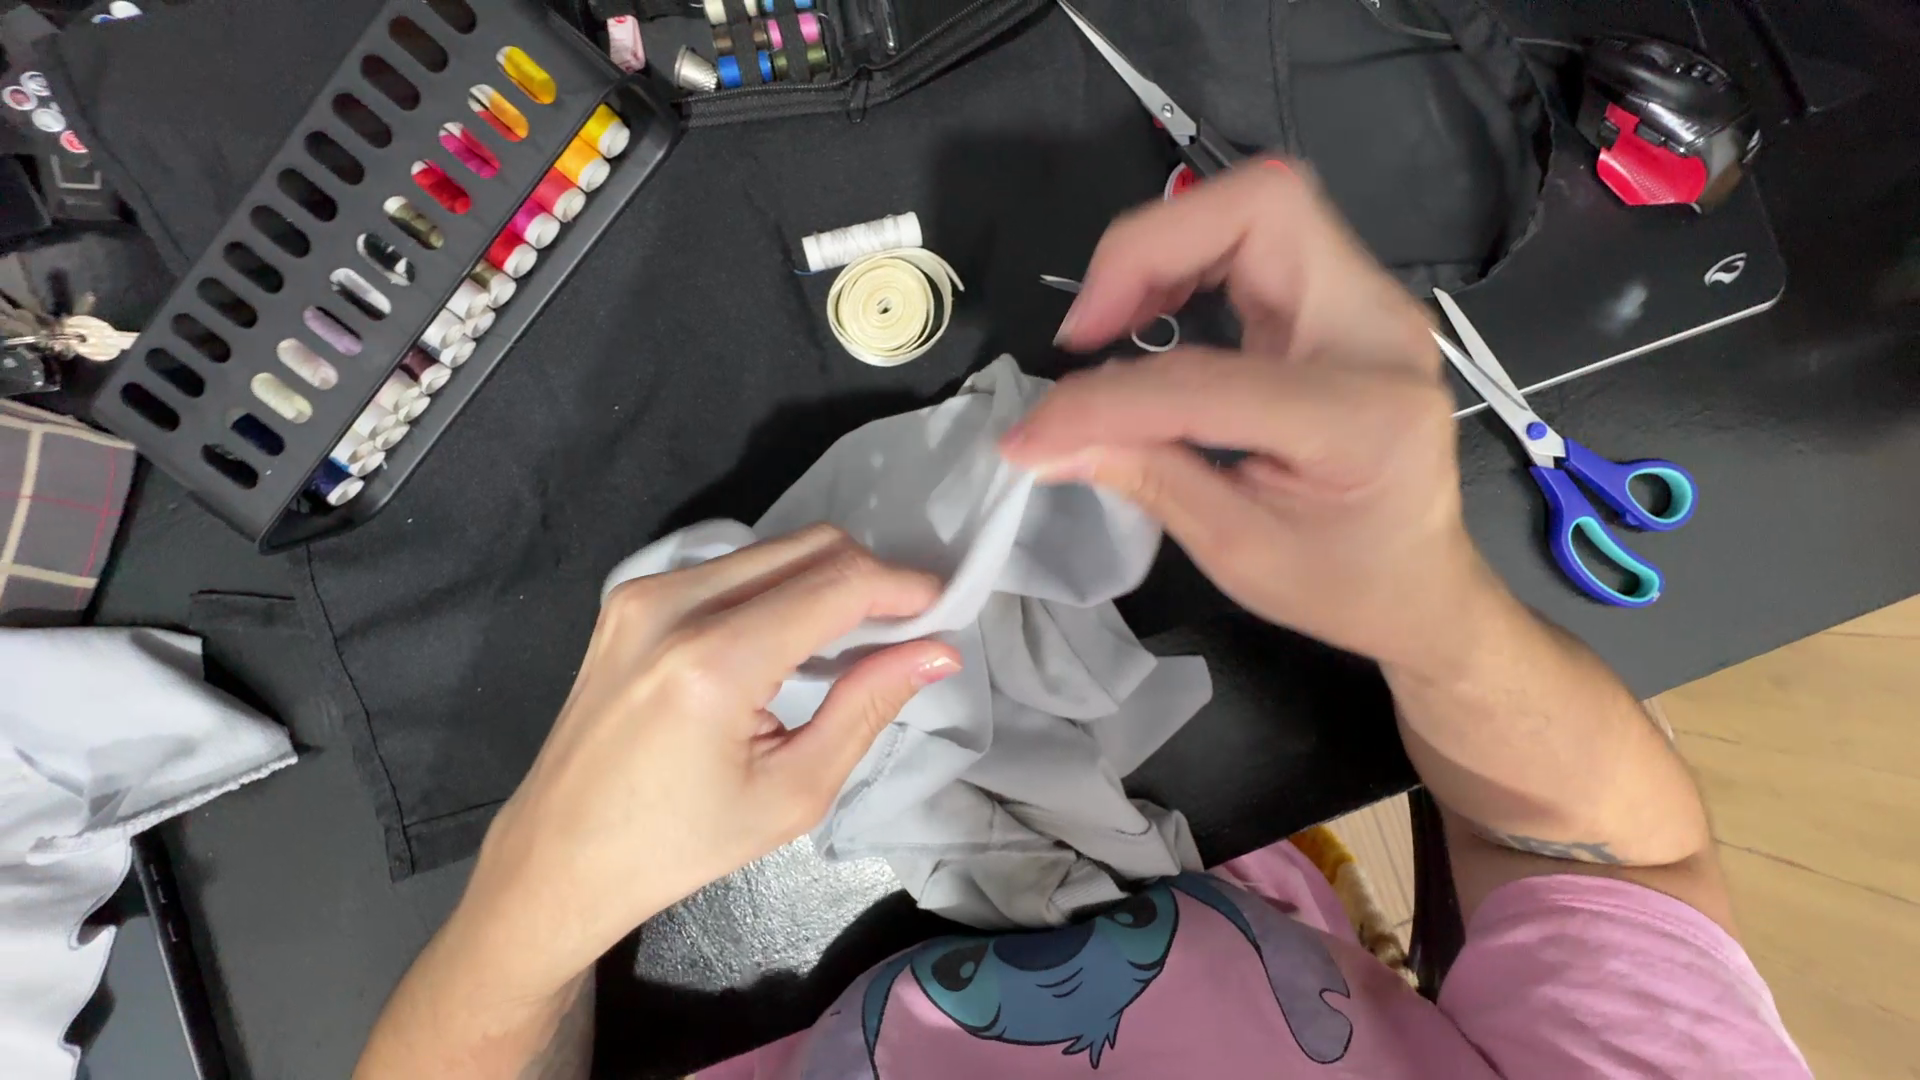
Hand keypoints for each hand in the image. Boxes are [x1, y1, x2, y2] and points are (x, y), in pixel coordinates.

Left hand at [457, 525, 960, 998]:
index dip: (902, 587)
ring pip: (774, 547)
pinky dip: (781, 583)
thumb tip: (938, 651)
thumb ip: (869, 706)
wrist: (557, 859)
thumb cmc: (681, 844)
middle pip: (811, 546)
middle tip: (902, 626)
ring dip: (827, 577)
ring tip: (849, 637)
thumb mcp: (793, 792)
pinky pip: (733, 563)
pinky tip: (788, 635)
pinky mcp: (630, 595)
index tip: (942, 607)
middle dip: (871, 576)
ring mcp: (644, 590)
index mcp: (714, 661)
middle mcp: (673, 603)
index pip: (838, 585)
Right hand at [1002, 163, 1501, 672]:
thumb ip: (1145, 479)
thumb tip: (1044, 442)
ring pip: (1257, 208)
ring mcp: (1365, 307)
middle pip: (1261, 208)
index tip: (1032, 434)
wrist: (1420, 585)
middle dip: (1145, 253)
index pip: (1202, 379)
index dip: (1102, 402)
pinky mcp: (1340, 304)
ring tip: (1103, 327)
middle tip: (1082, 334)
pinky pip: (1255, 242)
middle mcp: (1379, 333)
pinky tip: (1145, 321)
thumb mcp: (1237, 551)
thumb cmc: (1342, 584)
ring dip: (1160, 253)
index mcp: (1361, 418)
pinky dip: (1183, 265)